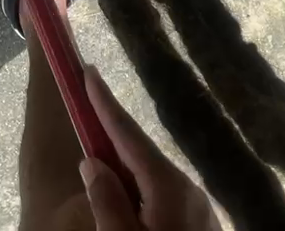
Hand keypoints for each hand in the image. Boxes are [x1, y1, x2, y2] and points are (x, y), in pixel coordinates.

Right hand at [81, 67, 221, 230]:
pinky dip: (139, 192)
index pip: (128, 134)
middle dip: (110, 136)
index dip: (104, 102)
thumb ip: (105, 201)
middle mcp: (189, 191)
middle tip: (85, 114)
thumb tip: (93, 163)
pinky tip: (126, 203)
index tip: (88, 70)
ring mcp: (199, 211)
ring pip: (151, 178)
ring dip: (124, 170)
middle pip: (139, 153)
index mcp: (169, 187)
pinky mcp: (199, 230)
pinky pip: (161, 199)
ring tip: (99, 165)